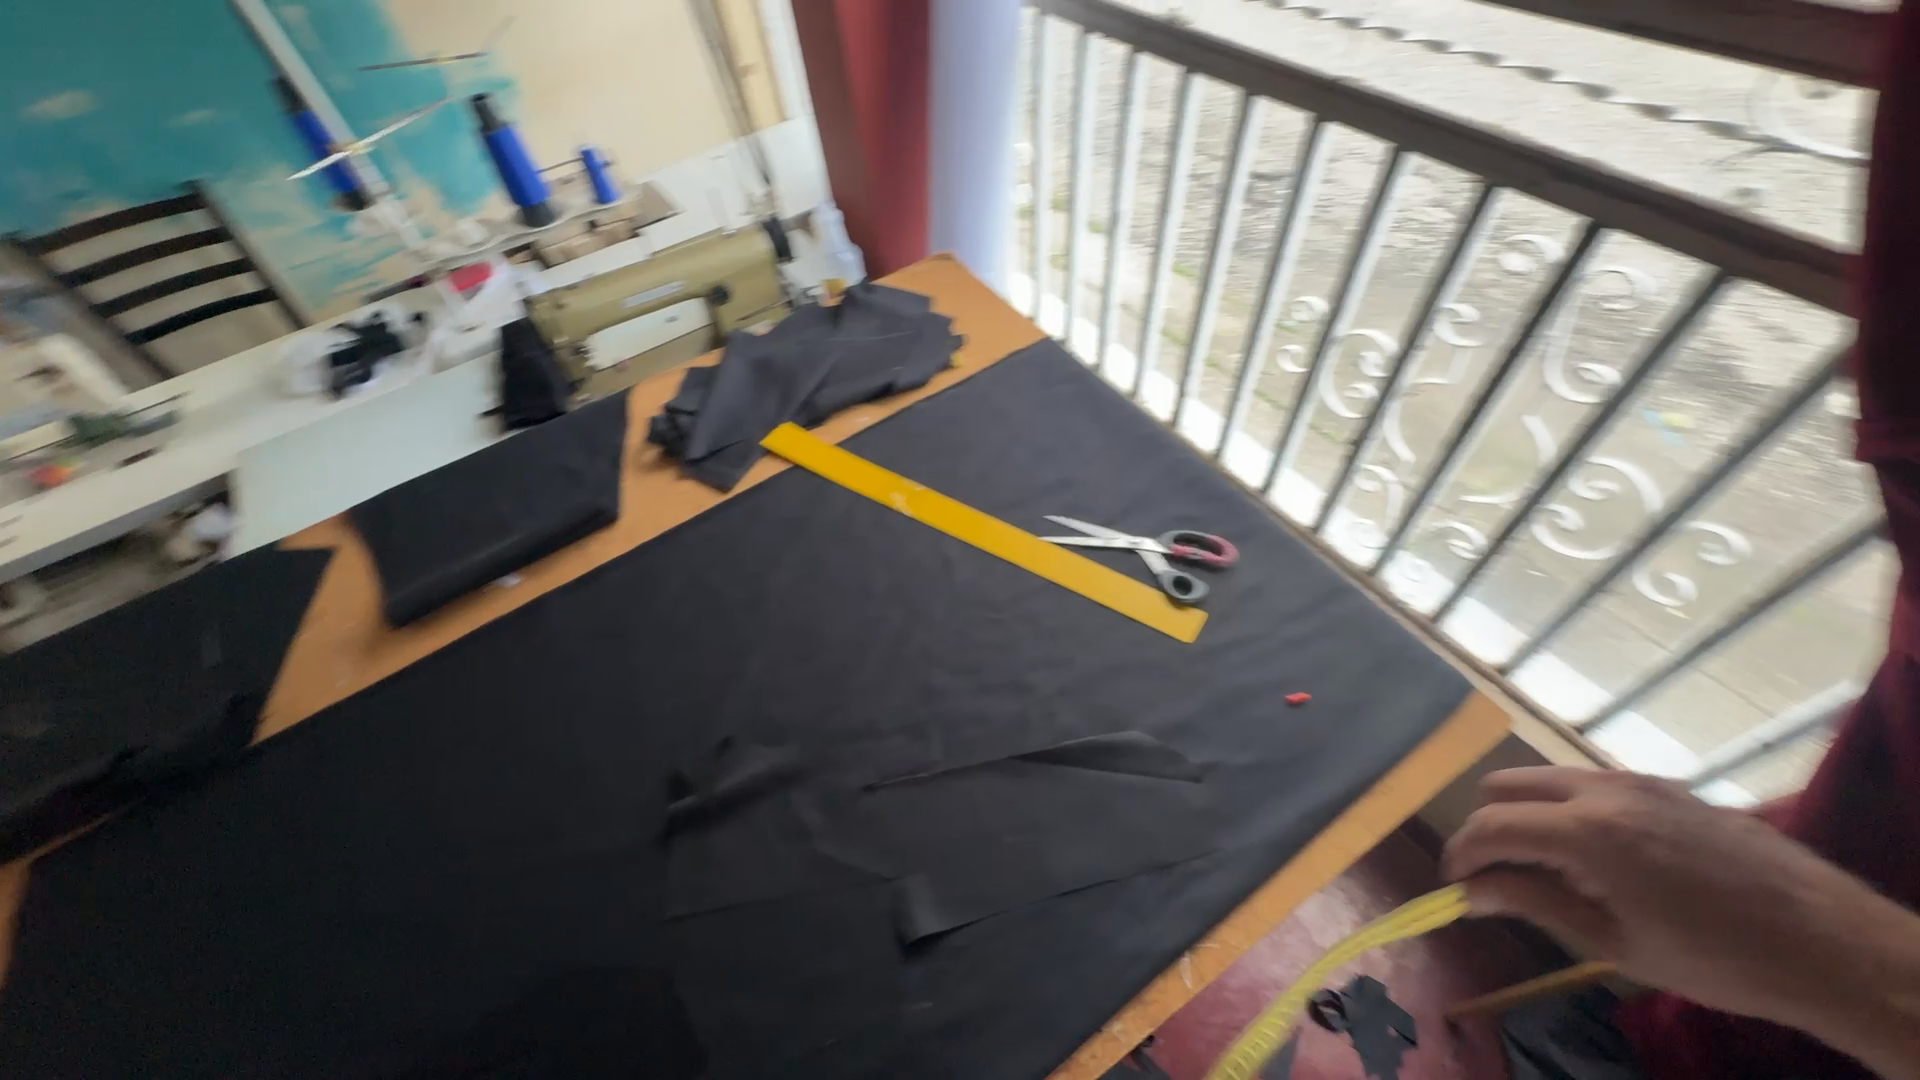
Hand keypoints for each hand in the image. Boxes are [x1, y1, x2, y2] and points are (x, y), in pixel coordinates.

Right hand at [1442, 767, 1919, 1048]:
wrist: (1840, 950)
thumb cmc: (1720, 960)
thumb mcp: (1614, 944)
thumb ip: (1532, 904)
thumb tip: (1471, 892)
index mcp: (1584, 832)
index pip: (1490, 826)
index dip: (1462, 854)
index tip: (1457, 884)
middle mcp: (1602, 791)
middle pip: (1505, 786)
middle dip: (1490, 827)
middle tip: (1502, 872)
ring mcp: (1638, 782)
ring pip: (1547, 778)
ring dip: (1532, 815)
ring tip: (1555, 866)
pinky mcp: (1668, 787)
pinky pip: (1593, 785)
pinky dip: (1574, 811)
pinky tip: (1609, 858)